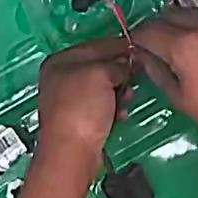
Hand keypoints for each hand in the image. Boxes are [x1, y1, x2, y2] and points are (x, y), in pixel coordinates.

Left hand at [35, 37, 130, 161]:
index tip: (136, 48)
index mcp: (60, 62)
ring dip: (119, 91)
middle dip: (119, 71)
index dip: (117, 46)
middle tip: (136, 73)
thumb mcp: (100, 74)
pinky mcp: (80, 121)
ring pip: (102, 89)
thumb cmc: (80, 109)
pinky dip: (113, 108)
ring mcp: (70, 102)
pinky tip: (121, 112)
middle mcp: (62, 80)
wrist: (72, 152)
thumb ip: (115, 64)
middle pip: (98, 68)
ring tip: (129, 95)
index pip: (94, 45)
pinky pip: (102, 108)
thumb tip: (126, 64)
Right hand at [131, 8, 197, 144]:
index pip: (150, 31)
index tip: (136, 44)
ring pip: (193, 12)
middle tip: (158, 42)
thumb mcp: (179, 97)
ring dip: (182, 23)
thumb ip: (158, 71)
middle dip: (159, 26)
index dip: (139, 38)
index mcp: (184, 45)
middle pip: (170, 14)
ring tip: (181, 41)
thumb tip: (144, 57)